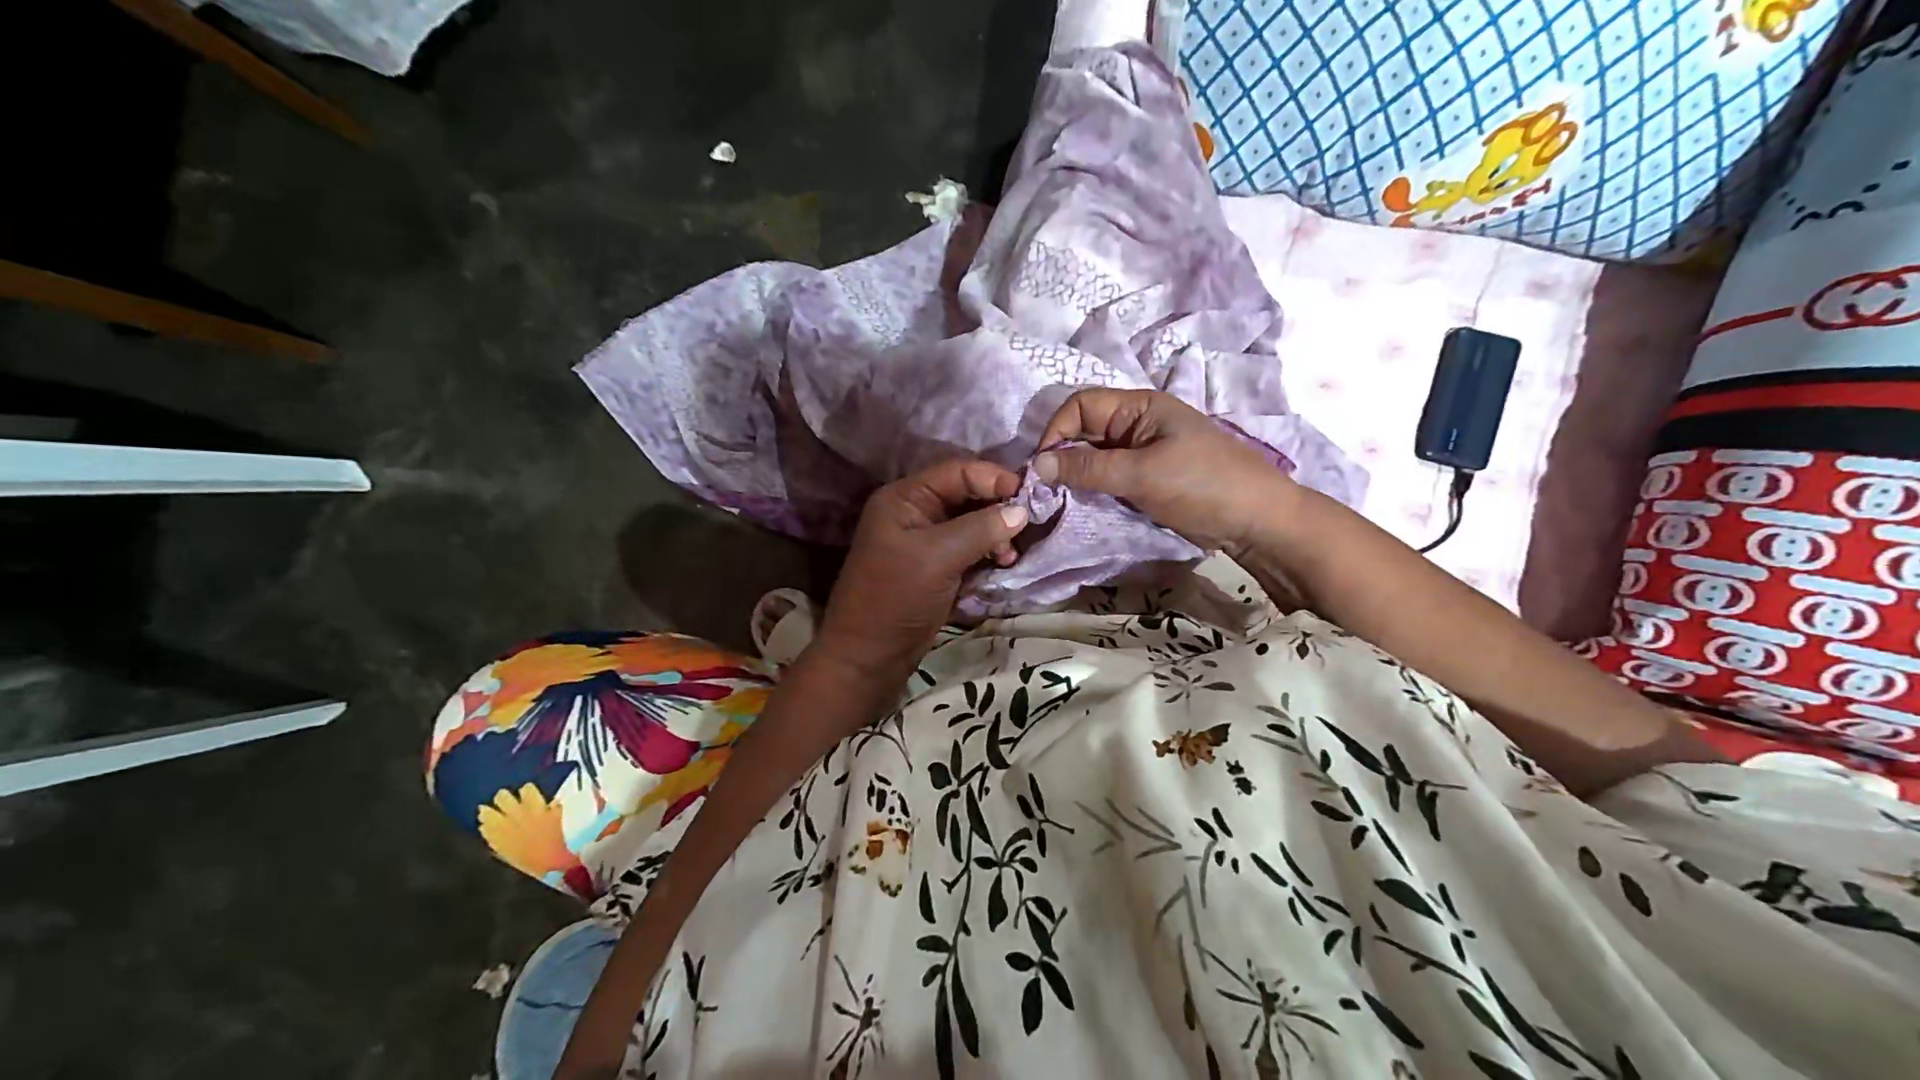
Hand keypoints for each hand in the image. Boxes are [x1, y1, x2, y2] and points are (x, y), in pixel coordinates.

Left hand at [812, 459, 1029, 687]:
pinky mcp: (937, 565)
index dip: (994, 477)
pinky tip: (1003, 564)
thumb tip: (1022, 510)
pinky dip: (989, 552)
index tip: (1030, 495)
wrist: (869, 656)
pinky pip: (970, 547)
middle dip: (998, 507)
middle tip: (1027, 525)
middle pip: (967, 493)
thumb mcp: (938, 558)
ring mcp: (926, 540)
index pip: (957, 471)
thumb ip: (980, 529)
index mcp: (904, 498)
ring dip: (996, 533)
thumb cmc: (895, 598)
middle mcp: (915, 512)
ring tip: (1009, 555)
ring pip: (972, 522)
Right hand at [1035, 389, 1292, 555]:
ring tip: (1058, 498)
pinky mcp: (1147, 478)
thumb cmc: (1202, 485)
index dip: (1056, 431)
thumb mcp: (1141, 475)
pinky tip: (1081, 504)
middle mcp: (1137, 423)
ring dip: (1075, 474)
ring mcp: (1142, 451)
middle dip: (1062, 454)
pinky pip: (1109, 476)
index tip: (1042, 467)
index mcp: (1139, 406)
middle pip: (1084, 429)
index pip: (1080, 405)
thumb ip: (1087, 469)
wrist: (1256, 521)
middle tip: (1044, 488)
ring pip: (1094, 456)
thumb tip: (1037, 465)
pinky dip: (1093, 487)